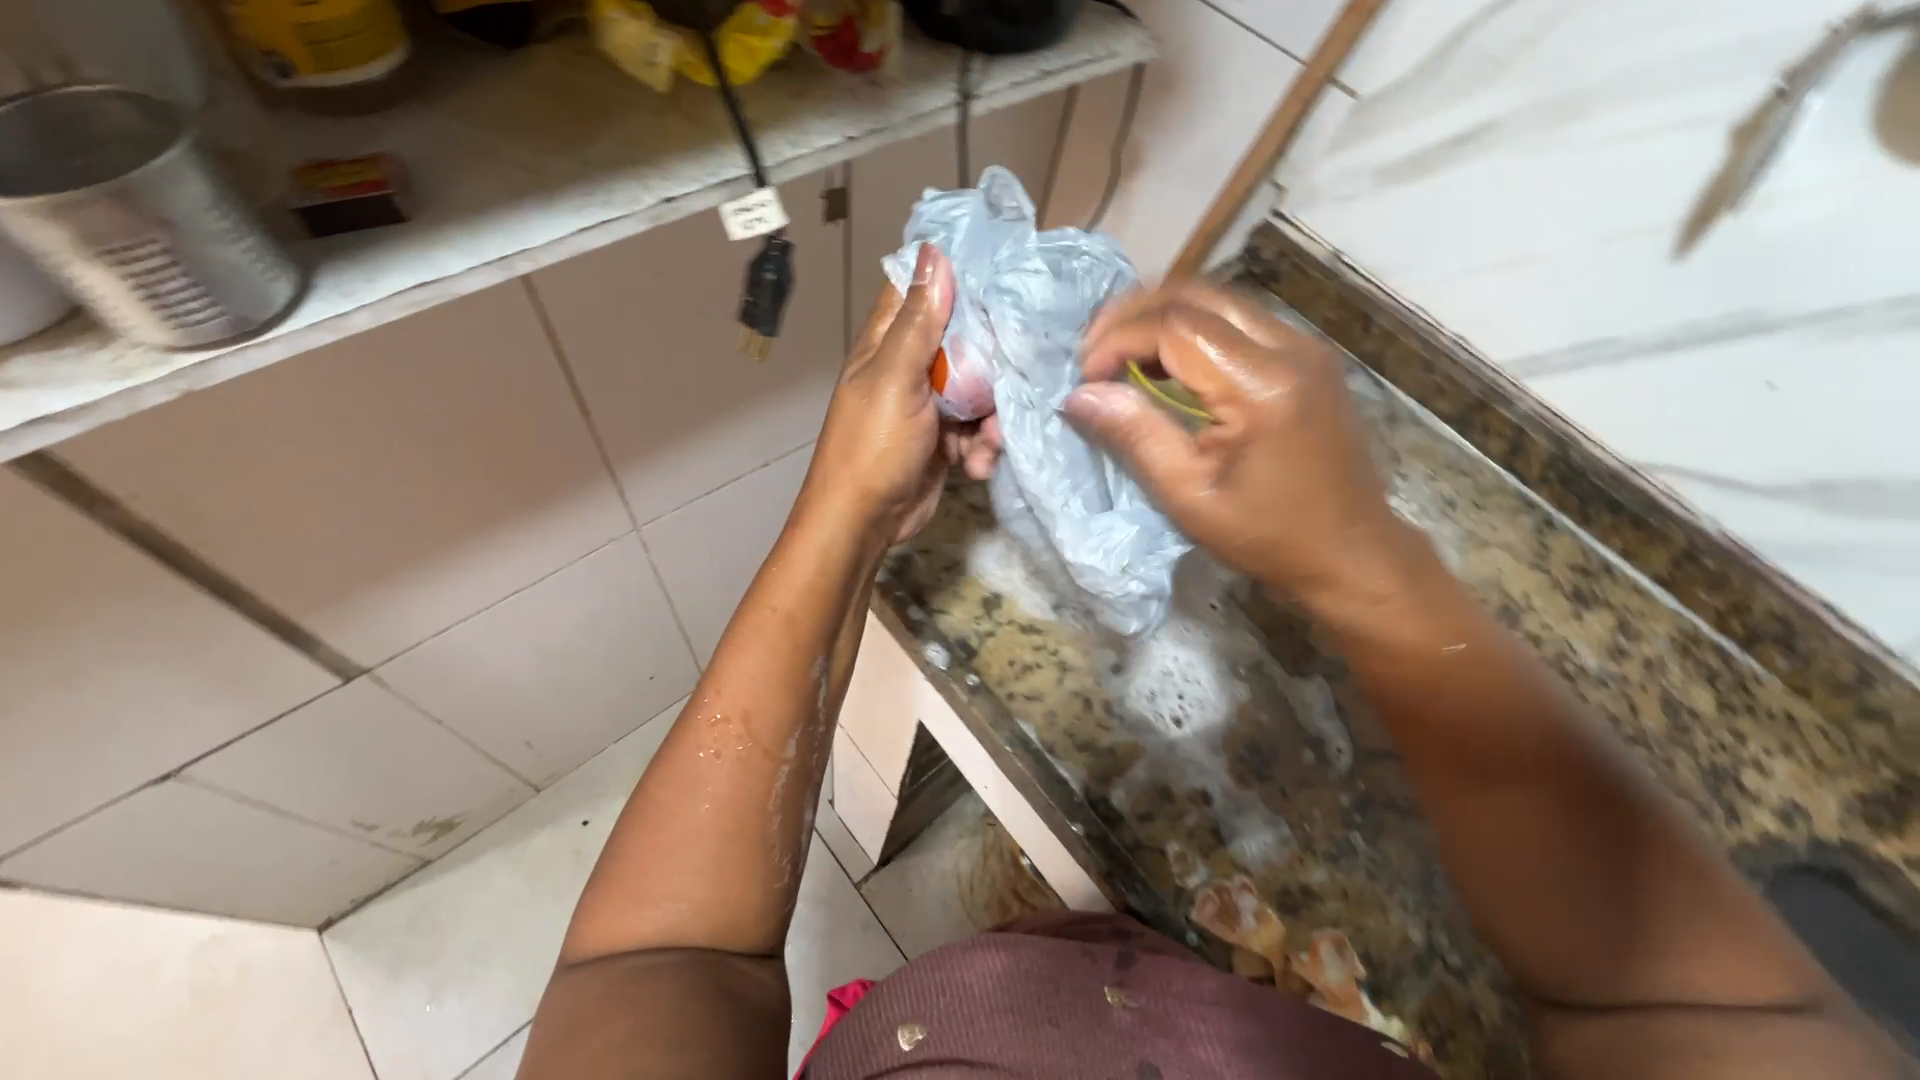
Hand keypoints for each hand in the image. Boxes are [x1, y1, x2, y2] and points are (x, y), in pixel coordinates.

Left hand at [802, 245, 995, 543]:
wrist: (866, 522)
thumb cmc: (873, 445)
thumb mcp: (895, 378)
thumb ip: (918, 321)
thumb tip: (933, 251)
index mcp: (889, 343)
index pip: (921, 291)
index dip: (956, 276)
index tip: (1003, 269)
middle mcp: (910, 368)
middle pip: (964, 341)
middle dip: (993, 360)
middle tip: (1017, 371)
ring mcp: (930, 406)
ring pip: (981, 390)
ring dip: (992, 417)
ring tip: (990, 440)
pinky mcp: (946, 440)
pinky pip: (979, 430)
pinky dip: (983, 448)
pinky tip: (978, 465)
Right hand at [1065, 282, 1407, 600]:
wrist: (1351, 553)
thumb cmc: (1268, 536)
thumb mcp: (1189, 496)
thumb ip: (1135, 436)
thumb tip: (1078, 395)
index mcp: (1262, 385)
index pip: (1174, 326)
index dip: (1118, 341)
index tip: (1085, 378)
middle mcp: (1290, 348)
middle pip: (1196, 295)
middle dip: (1133, 314)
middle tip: (1092, 352)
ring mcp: (1305, 347)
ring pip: (1218, 301)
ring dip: (1161, 317)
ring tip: (1119, 354)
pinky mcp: (1307, 357)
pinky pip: (1239, 321)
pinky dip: (1193, 330)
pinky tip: (1165, 363)